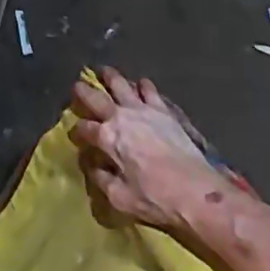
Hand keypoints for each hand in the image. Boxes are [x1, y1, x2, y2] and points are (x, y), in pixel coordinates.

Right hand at [69, 67, 230, 230]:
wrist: (194, 191)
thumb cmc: (155, 199)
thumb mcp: (120, 199)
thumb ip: (101, 179)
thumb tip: (90, 164)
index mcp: (107, 138)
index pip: (84, 129)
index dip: (76, 131)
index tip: (75, 135)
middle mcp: (121, 116)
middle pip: (96, 97)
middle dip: (83, 90)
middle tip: (77, 85)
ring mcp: (142, 108)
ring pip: (121, 83)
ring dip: (110, 76)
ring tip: (104, 71)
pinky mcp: (162, 108)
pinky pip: (148, 88)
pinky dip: (142, 85)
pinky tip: (140, 85)